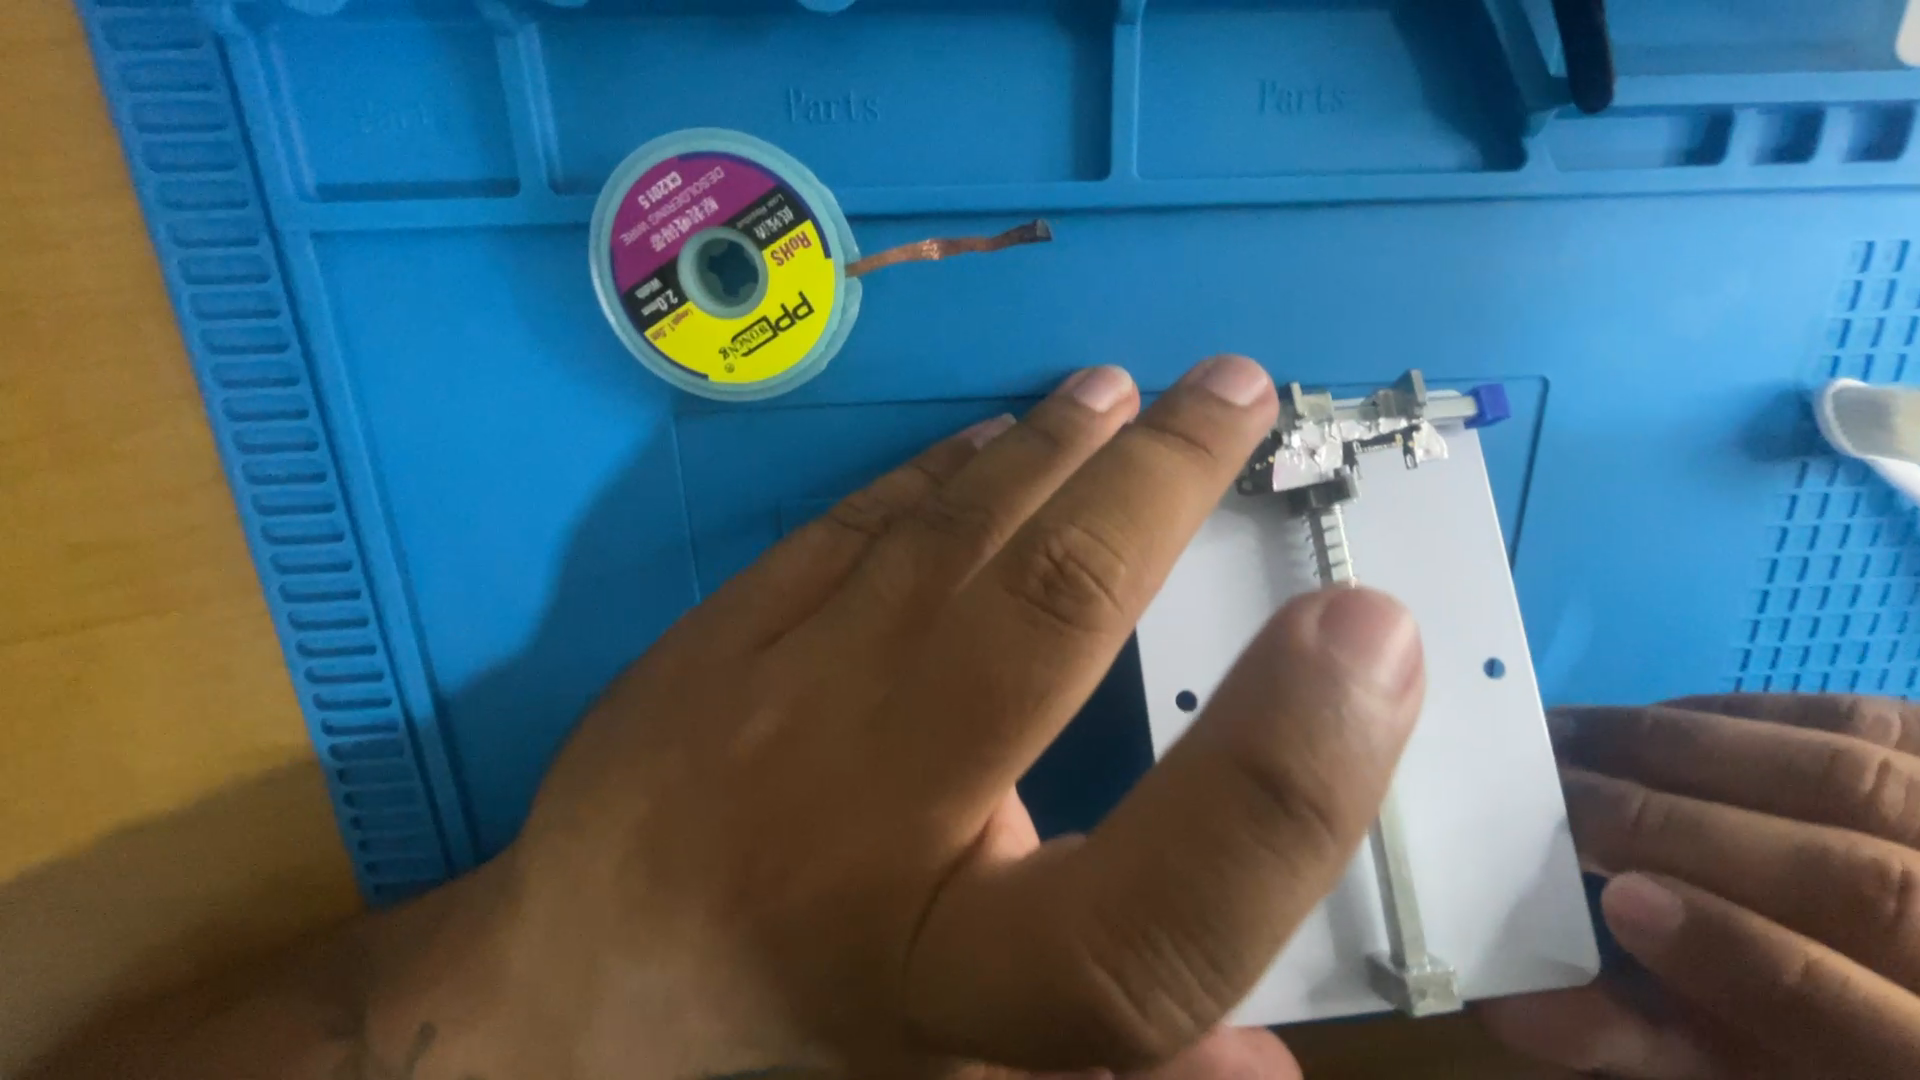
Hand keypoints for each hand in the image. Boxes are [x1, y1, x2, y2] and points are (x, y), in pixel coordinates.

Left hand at [379, 357, 1425, 1079]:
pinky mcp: (721, 635)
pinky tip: (1003, 434)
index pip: (1157, 919)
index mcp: (969, 972)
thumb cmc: (805, 1012)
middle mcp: (879, 809)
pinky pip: (859, 525)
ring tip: (1135, 393)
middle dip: (1165, 491)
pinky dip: (948, 470)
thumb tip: (1278, 1073)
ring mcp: (784, 700)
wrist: (590, 967)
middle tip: (1242, 395)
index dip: (1285, 782)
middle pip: (1051, 621)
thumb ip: (1121, 1063)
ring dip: (1059, 451)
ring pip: (952, 538)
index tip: (1373, 635)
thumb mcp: (970, 1064)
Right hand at [1480, 695, 1919, 1076]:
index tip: (1615, 902)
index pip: (1871, 1030)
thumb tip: (1509, 1005)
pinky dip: (1739, 715)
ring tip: (1565, 734)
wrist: (1882, 948)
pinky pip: (1861, 721)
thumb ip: (1643, 1039)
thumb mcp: (1733, 1061)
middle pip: (1866, 887)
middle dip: (1672, 830)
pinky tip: (1651, 719)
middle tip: (1542, 791)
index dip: (1739, 963)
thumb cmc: (1797, 1019)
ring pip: (1856, 782)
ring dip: (1682, 751)